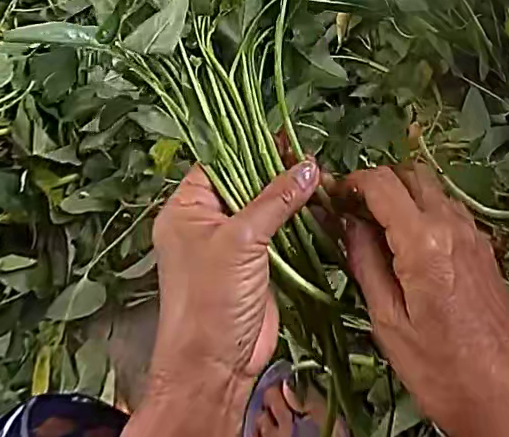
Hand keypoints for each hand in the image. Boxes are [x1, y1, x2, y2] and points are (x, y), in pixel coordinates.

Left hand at [125, 161, 320, 436]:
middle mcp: (207, 219)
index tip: (285, 136)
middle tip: (309, 158)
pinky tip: (320, 205)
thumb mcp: (240, 241)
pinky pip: (278, 228)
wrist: (215, 371)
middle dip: (278, 170)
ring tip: (320, 177)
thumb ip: (276, 199)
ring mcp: (232, 241)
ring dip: (292, 194)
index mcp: (188, 207)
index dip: (251, 146)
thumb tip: (309, 166)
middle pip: (246, 180)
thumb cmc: (210, 303)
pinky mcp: (255, 260)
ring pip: (265, 204)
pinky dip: (298, 218)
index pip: (220, 161)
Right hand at [340, 163, 508, 436]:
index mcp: (423, 241)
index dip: (353, 182)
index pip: (382, 183)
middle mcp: (449, 223)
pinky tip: (410, 241)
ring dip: (403, 194)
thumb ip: (365, 263)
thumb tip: (348, 224)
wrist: (506, 391)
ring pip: (430, 186)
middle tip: (356, 209)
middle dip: (379, 183)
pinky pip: (446, 206)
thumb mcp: (389, 322)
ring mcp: (470, 229)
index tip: (336, 197)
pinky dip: (423, 208)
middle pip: (408, 173)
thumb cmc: (442, 368)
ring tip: (380, 226)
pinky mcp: (481, 241)